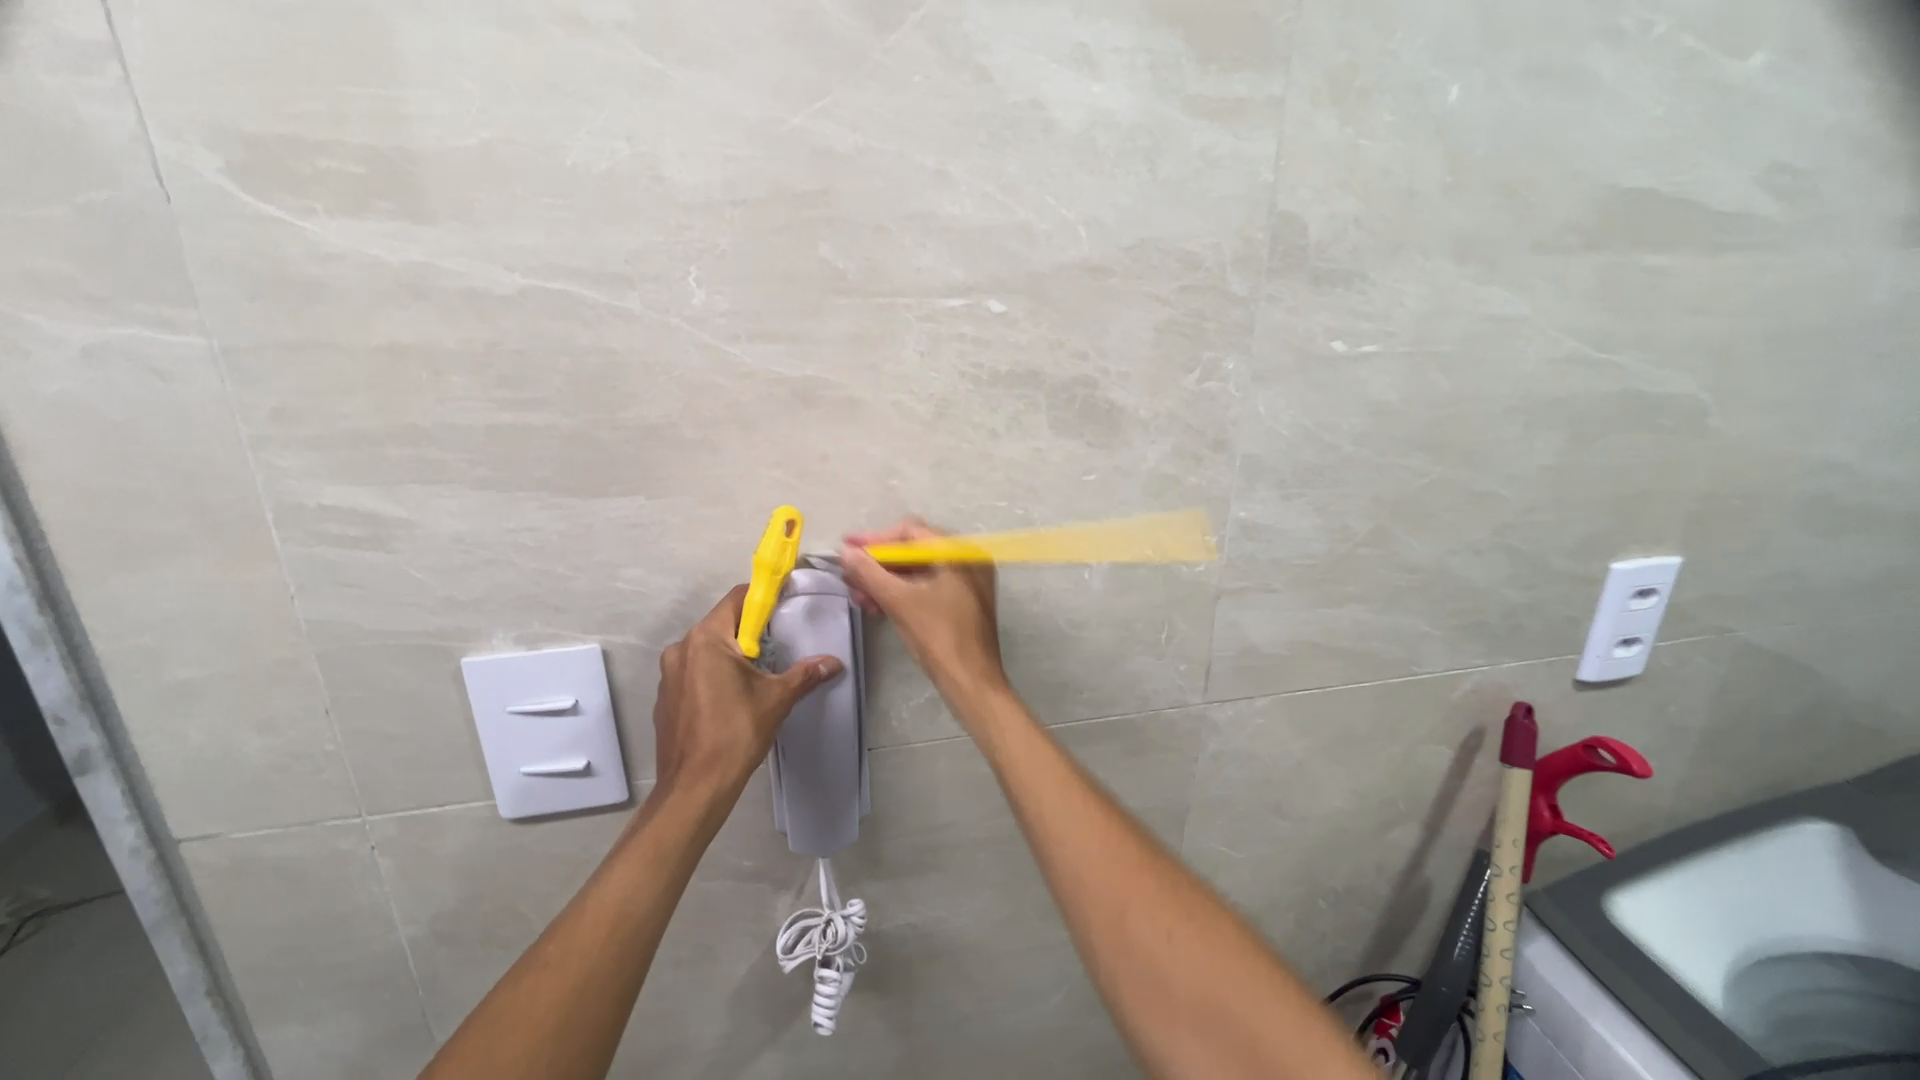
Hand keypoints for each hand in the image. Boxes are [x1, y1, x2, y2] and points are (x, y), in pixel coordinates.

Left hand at [651, 585, 843, 799]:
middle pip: (721, 624)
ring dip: (731, 655)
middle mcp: (681, 649)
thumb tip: (833, 663)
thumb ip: (804, 675)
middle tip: (778, 646)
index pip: (737, 599)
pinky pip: (693, 674)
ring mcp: (668, 675)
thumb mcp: (776, 700)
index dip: (763, 598)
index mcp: (707, 639)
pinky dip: (713, 677)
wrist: (694, 786)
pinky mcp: (665, 699)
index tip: (785, 606)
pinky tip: (731, 700)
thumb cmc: (736, 733)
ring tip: (757, 676)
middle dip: (750, 632)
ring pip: (706, 650)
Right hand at [841, 518, 1006, 695]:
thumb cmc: (938, 637)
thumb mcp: (899, 601)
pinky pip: (927, 586)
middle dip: (878, 564)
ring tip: (859, 596)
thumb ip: (869, 572)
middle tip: (849, 576)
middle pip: (913, 550)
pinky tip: (877, 605)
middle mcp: (968, 559)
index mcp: (959, 552)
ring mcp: (967, 581)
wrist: (971, 682)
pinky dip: (902, 593)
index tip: (845, 548)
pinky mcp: (962, 602)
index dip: (874, 539)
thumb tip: (845, 552)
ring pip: (918, 571)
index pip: (910, 532)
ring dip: (886, 581)